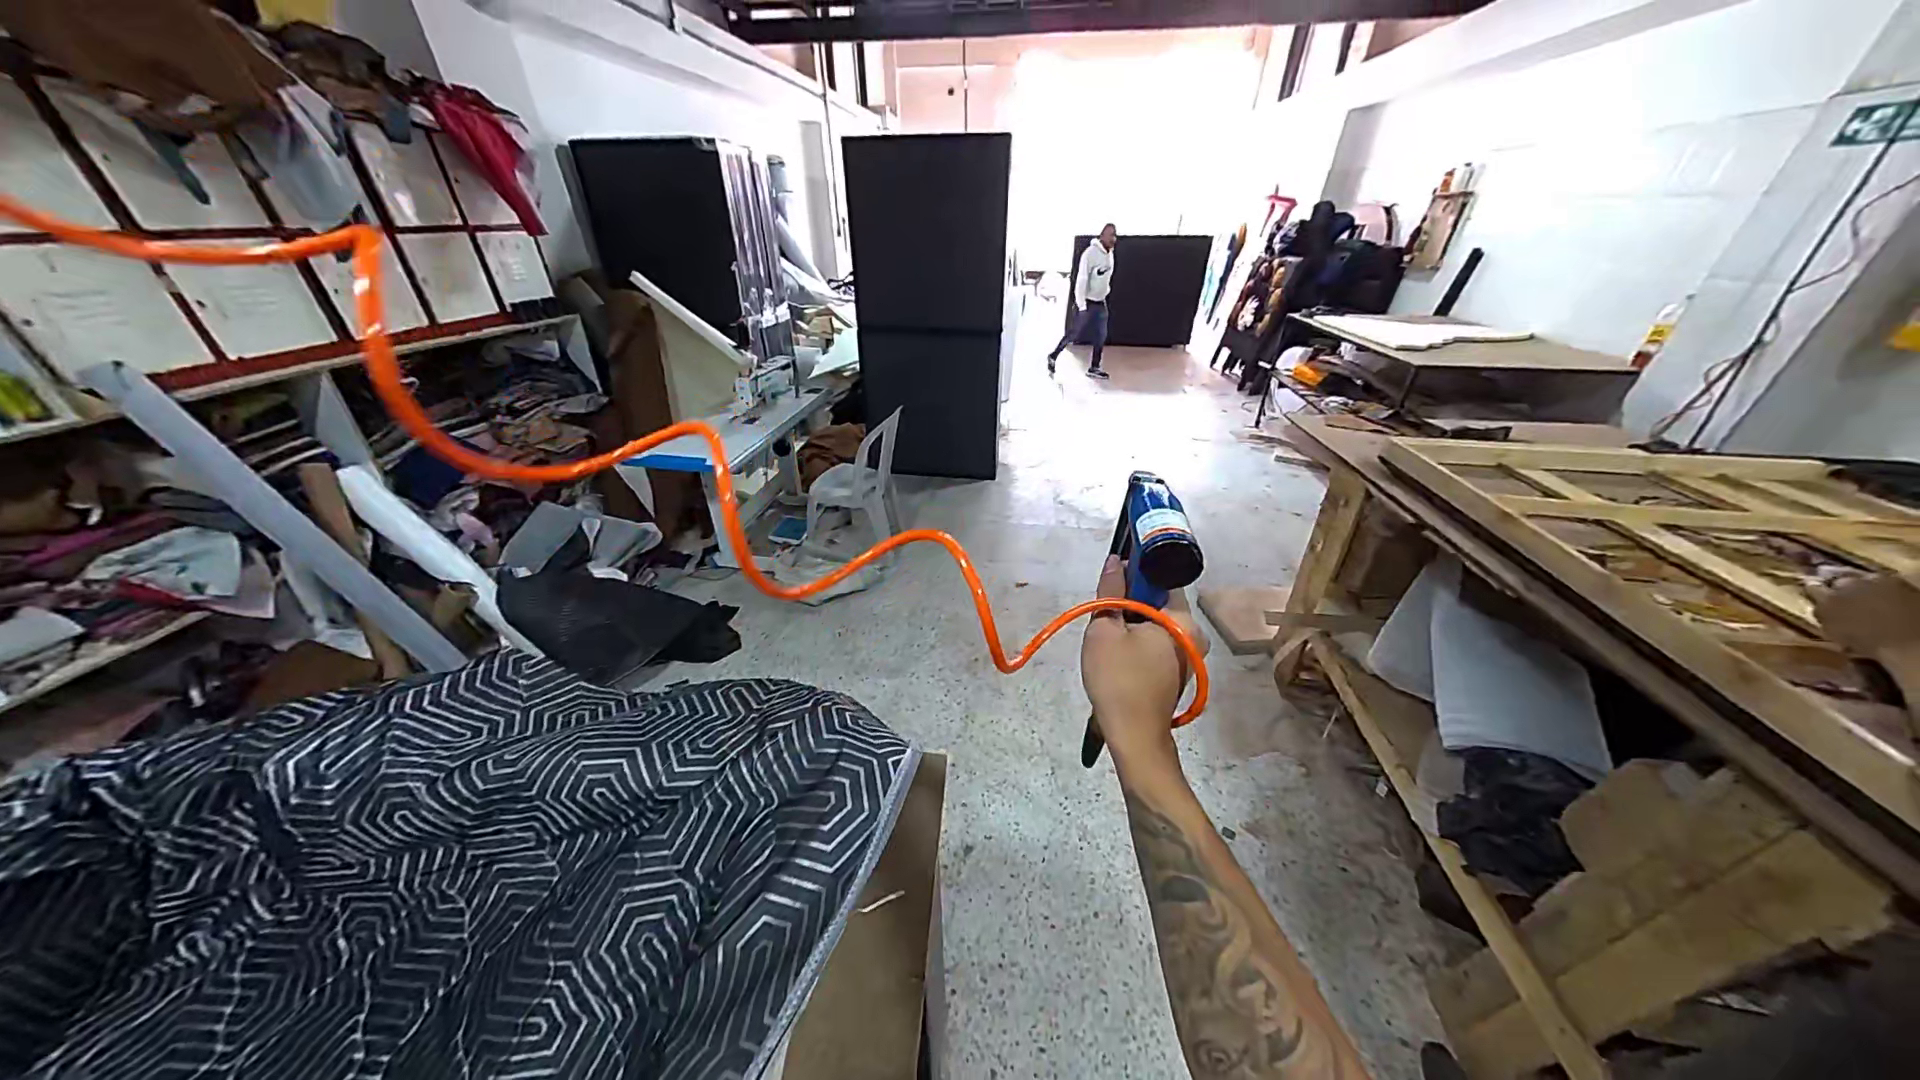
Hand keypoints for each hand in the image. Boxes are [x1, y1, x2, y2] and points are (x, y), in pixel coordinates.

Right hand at [1081, 555, 1207, 760]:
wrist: (1133, 735)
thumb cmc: (1118, 679)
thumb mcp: (1104, 629)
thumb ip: (1110, 590)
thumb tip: (1115, 561)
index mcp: (1184, 619)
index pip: (1161, 579)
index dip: (1135, 573)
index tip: (1113, 578)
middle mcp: (1195, 634)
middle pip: (1158, 602)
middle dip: (1130, 602)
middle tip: (1104, 614)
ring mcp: (1190, 655)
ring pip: (1157, 623)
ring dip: (1133, 622)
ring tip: (1107, 637)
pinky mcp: (1180, 671)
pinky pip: (1158, 642)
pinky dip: (1139, 641)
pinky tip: (1119, 654)